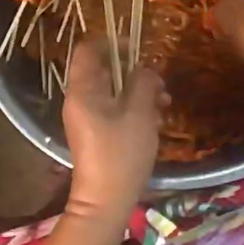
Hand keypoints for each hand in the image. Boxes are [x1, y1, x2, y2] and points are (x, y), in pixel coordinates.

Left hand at [60, 38, 165, 221]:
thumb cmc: (121, 153)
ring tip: (164, 103)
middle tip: (159, 82)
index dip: (112, 42)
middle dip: (134, 72)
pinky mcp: (95, 133)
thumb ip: (143, 83)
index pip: (88, 49)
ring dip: (138, 92)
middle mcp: (79, 99)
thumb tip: (145, 69)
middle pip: (103, 70)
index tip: (138, 48)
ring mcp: (86, 117)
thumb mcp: (139, 113)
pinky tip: (156, 120)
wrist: (105, 201)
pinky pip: (113, 109)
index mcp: (83, 90)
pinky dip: (134, 109)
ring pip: (112, 91)